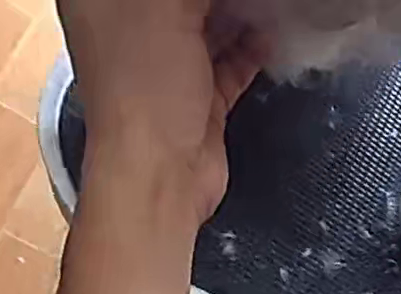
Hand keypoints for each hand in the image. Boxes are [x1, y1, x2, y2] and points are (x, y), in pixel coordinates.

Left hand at [59, 0, 265, 227]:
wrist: (162, 170)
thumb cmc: (146, 84)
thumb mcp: (164, 11)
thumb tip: (221, 0)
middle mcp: (130, 23)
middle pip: (180, 0)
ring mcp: (168, 64)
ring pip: (205, 26)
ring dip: (235, 13)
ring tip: (265, 5)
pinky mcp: (200, 97)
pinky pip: (227, 65)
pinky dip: (248, 52)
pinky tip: (269, 37)